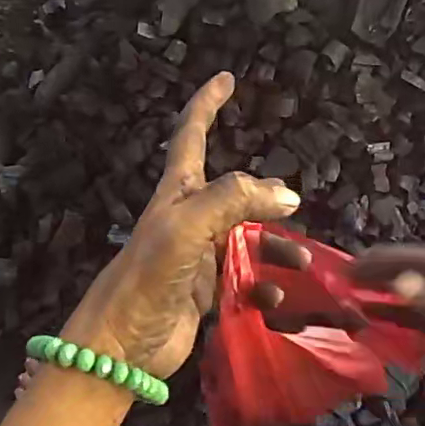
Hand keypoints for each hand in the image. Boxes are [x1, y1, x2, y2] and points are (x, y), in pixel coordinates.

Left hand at [60, 72, 299, 378]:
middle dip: (266, 199)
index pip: (191, 137)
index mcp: (176, 194)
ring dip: (277, 249)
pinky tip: (276, 300)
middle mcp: (188, 219)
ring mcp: (198, 257)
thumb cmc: (146, 280)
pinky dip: (266, 287)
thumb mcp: (184, 229)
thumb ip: (232, 201)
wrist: (121, 347)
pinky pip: (247, 280)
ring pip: (249, 239)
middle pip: (235, 195)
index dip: (206, 105)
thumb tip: (285, 192)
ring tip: (303, 265)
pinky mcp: (206, 293)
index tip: (225, 78)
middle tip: (295, 210)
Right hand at [347, 246, 424, 425]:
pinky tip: (370, 313)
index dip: (394, 258)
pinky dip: (395, 313)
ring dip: (386, 289)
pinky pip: (419, 317)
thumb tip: (398, 281)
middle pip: (423, 273)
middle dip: (385, 270)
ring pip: (418, 293)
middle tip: (348, 272)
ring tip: (353, 287)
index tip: (360, 261)